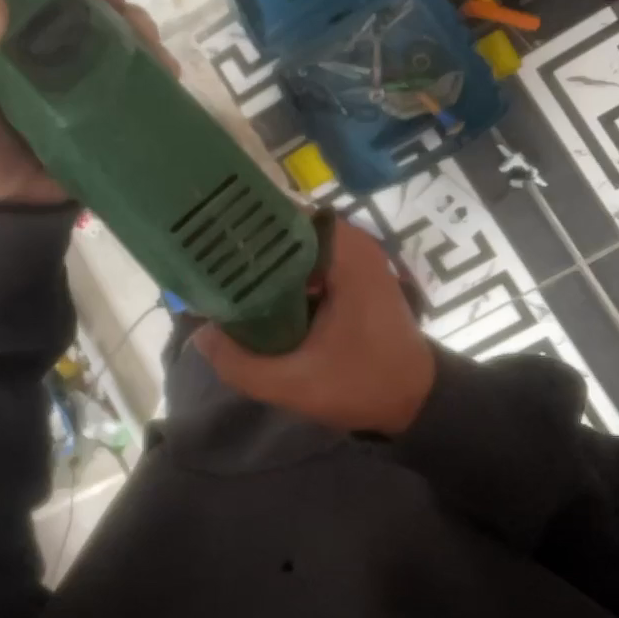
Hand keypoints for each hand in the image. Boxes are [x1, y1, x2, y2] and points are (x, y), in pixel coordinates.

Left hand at [0, 0, 178, 204]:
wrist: (5, 211)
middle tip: (120, 15)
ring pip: (117, 18)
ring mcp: (77, 59)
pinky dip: (155, 58)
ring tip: (146, 55)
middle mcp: (39, 28)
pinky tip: (161, 74)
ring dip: (137, 24)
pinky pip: (138, 60)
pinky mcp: (107, 89)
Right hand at [194, 218, 435, 434]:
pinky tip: (250, 297)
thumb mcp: (295, 385)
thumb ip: (240, 364)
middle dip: (244, 246)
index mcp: (345, 252)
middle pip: (281, 228)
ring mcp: (352, 258)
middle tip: (204, 265)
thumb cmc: (364, 385)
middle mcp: (350, 243)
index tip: (205, 242)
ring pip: (289, 247)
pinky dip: (277, 276)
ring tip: (218, 279)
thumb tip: (200, 334)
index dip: (240, 225)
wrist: (418, 404)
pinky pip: (302, 263)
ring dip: (259, 262)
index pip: (279, 214)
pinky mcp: (349, 275)